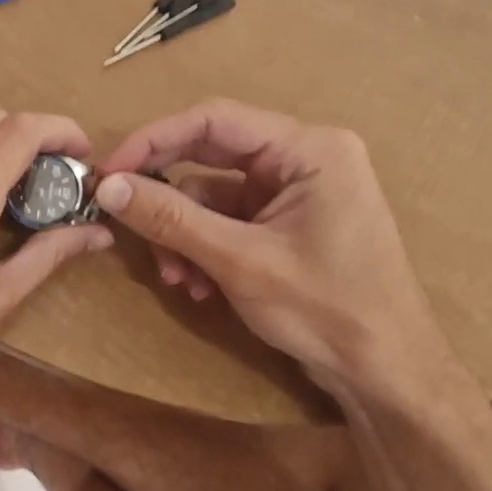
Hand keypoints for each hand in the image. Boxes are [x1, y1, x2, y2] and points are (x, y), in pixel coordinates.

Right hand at [94, 100, 449, 394]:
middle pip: (209, 157)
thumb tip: (107, 187)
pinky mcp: (285, 225)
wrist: (383, 369)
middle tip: (121, 219)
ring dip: (182, 235)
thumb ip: (170, 218)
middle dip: (166, 197)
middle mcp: (302, 159)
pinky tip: (199, 286)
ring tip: (176, 279)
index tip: (108, 173)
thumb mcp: (238, 260)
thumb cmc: (324, 308)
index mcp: (308, 149)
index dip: (153, 141)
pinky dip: (203, 250)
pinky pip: (227, 222)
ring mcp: (294, 194)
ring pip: (211, 196)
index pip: (213, 121)